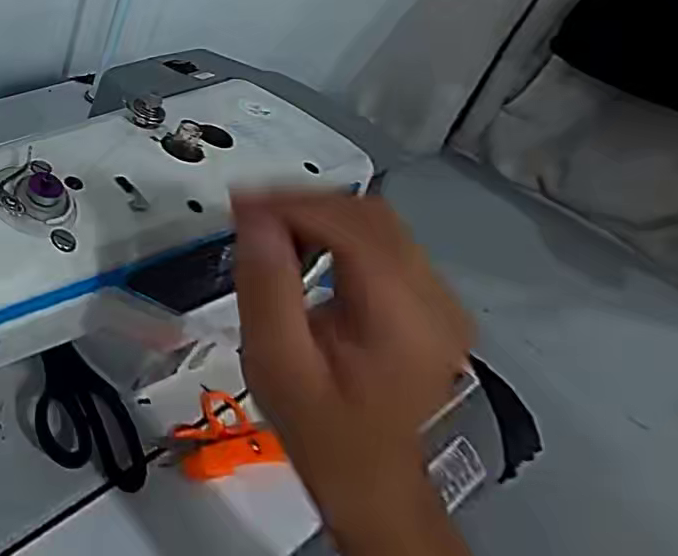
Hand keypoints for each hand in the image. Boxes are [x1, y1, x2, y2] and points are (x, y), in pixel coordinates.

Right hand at [230, 190, 474, 555]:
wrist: (369, 477)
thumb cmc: (319, 426)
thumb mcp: (277, 360)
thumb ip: (265, 283)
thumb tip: (252, 217)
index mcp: (404, 318)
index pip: (349, 226)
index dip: (290, 203)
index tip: (239, 203)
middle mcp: (435, 302)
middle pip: (368, 214)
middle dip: (301, 200)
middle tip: (248, 211)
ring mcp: (438, 300)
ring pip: (375, 219)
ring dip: (315, 210)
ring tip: (266, 224)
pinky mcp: (427, 301)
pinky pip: (380, 238)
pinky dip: (332, 227)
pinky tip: (298, 240)